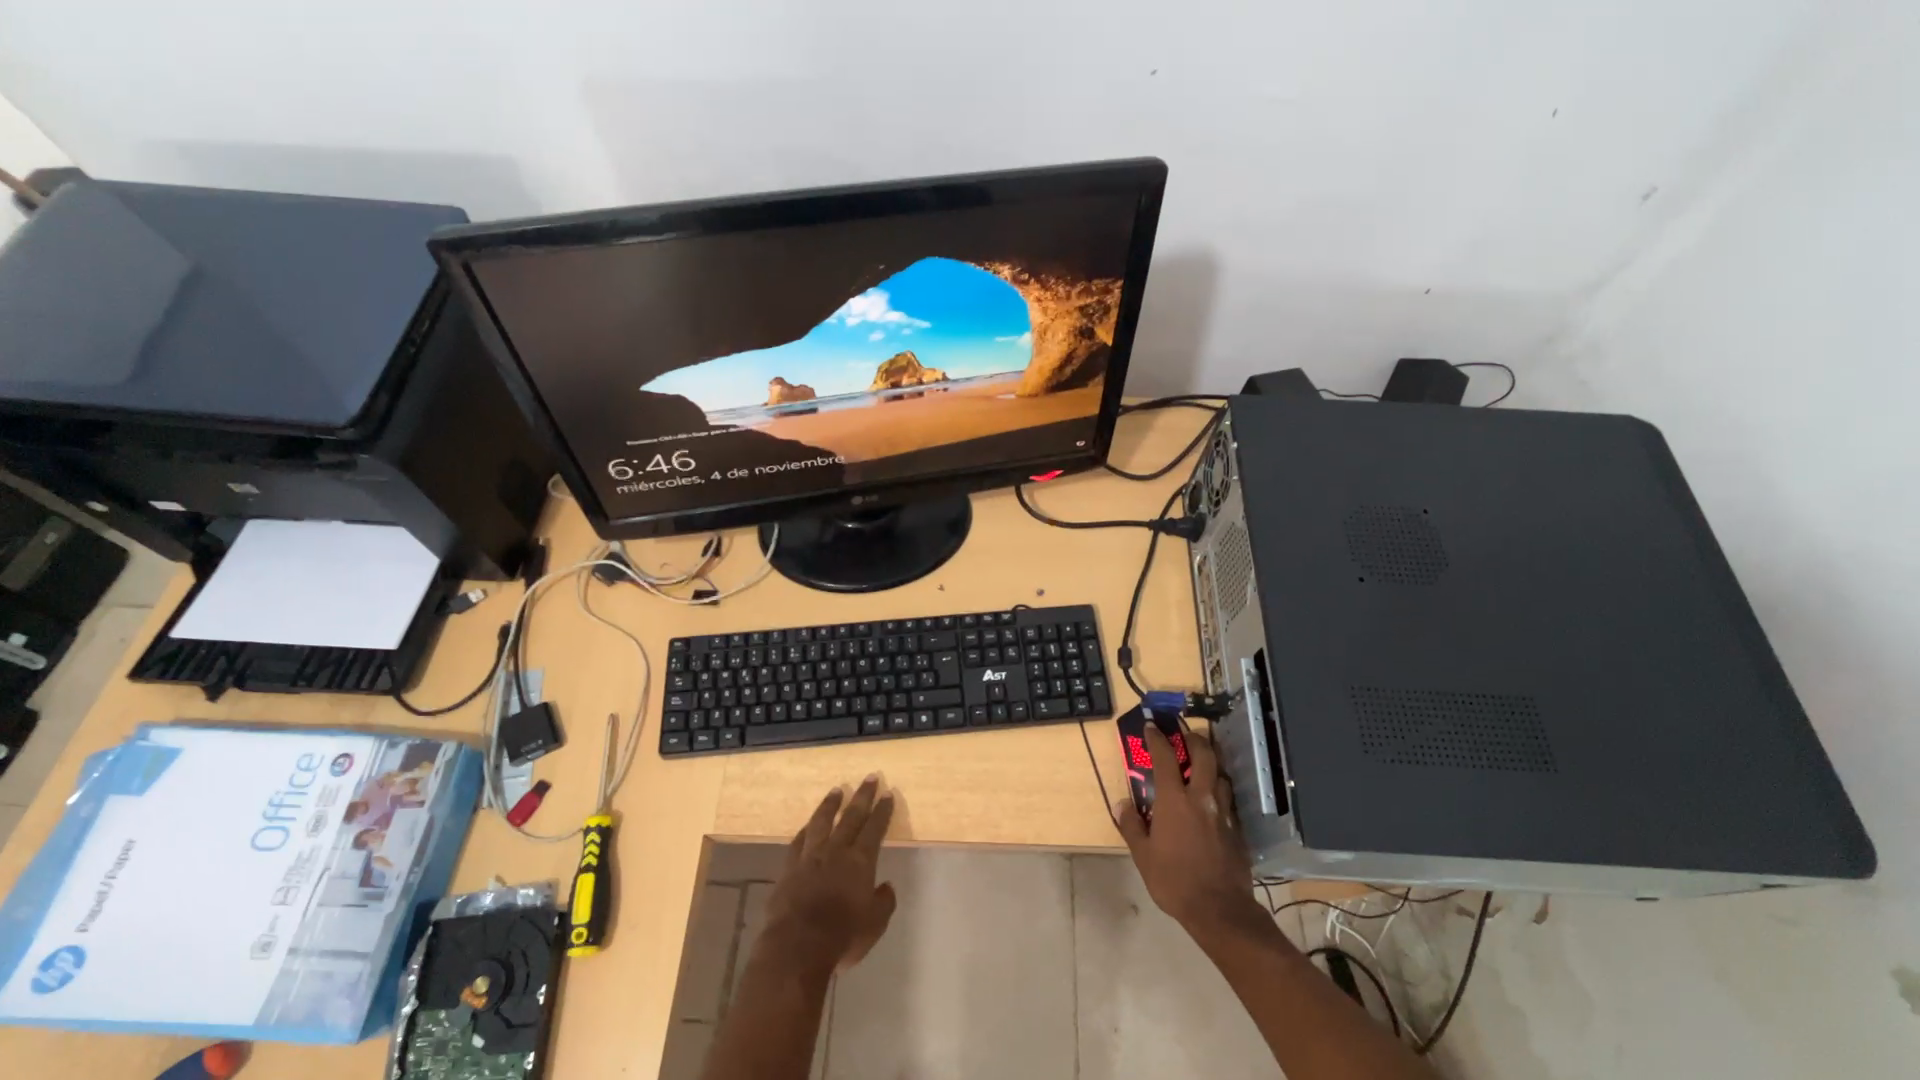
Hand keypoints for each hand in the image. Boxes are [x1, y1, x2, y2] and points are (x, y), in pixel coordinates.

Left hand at [762, 776, 897, 972]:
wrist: (796, 946)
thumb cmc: (842, 937)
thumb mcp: (874, 924)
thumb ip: (883, 902)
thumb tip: (885, 886)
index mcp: (860, 862)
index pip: (875, 829)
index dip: (882, 811)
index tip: (888, 794)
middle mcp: (835, 852)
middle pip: (850, 817)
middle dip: (862, 796)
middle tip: (869, 777)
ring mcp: (809, 858)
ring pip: (821, 822)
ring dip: (830, 805)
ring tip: (837, 790)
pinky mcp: (788, 868)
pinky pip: (798, 841)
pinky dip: (806, 830)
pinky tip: (808, 825)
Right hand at [1114, 725, 1269, 941]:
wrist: (1219, 908)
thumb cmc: (1173, 880)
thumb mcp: (1143, 855)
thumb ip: (1132, 826)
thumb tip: (1123, 804)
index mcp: (1174, 800)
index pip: (1165, 758)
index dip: (1157, 739)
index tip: (1151, 727)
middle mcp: (1201, 798)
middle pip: (1204, 755)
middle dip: (1194, 740)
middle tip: (1185, 736)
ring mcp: (1223, 812)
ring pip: (1221, 775)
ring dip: (1211, 764)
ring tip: (1201, 765)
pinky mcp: (1237, 829)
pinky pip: (1228, 799)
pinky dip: (1219, 790)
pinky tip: (1213, 800)